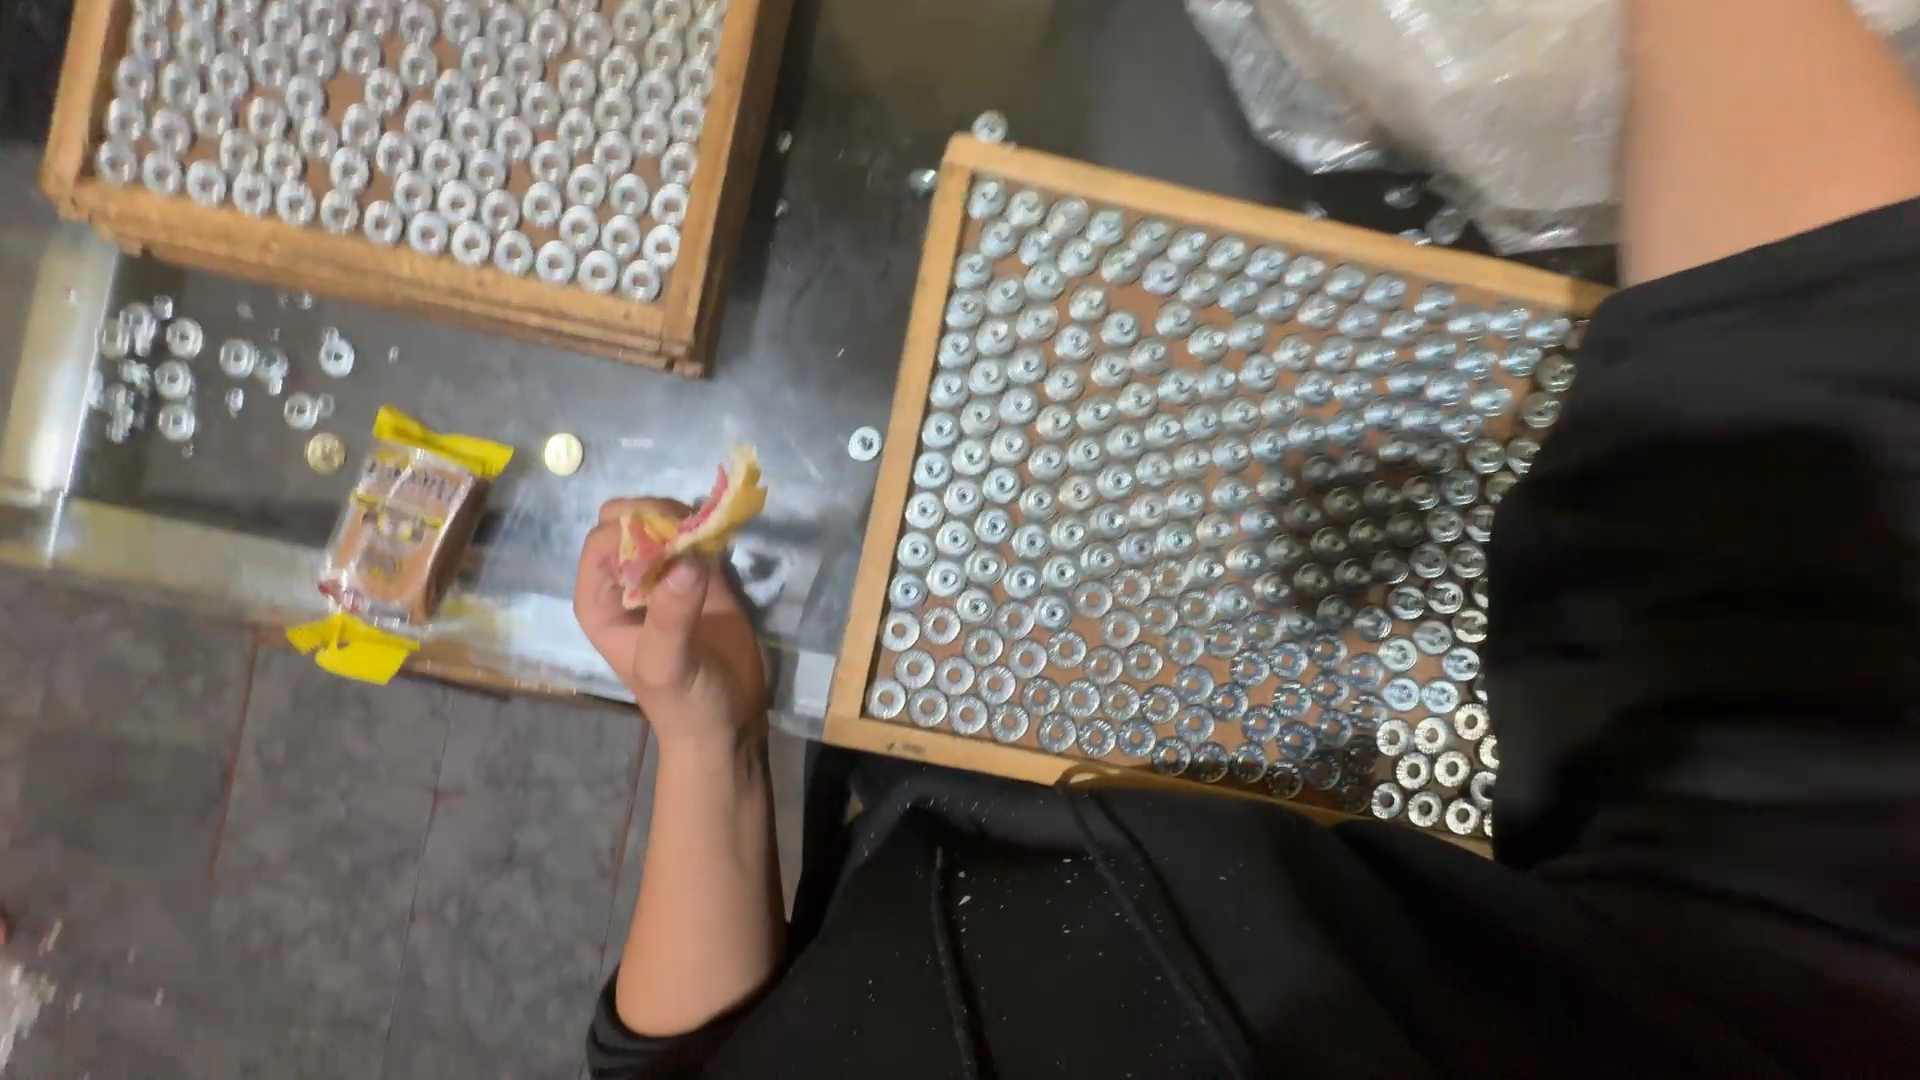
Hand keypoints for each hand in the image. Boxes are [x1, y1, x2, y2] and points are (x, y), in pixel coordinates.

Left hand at [575, 498, 767, 745]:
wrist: (727, 723)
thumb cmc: (683, 703)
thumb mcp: (667, 667)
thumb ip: (670, 617)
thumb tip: (687, 562)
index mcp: (601, 602)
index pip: (602, 543)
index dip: (631, 531)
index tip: (669, 540)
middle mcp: (628, 583)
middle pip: (629, 522)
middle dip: (657, 516)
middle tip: (691, 531)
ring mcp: (668, 577)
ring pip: (665, 523)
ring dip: (687, 518)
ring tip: (710, 534)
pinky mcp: (705, 578)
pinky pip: (700, 539)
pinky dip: (711, 529)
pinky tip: (724, 534)